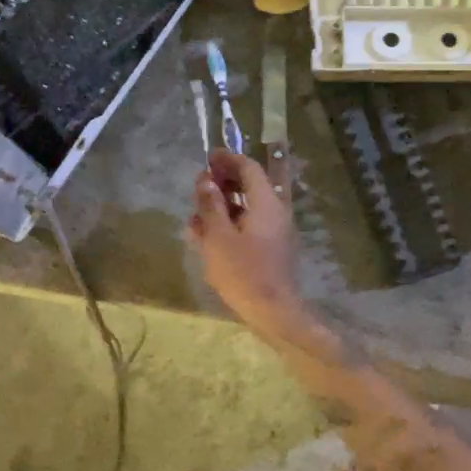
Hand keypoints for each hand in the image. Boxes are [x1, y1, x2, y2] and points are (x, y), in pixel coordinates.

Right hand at [188, 151, 304, 334]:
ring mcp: (275, 232)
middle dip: (222, 184)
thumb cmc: (244, 272)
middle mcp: (274, 212)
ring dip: (222, 206)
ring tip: (196, 214)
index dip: (227, 160)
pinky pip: (248, 227)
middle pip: (249, 187)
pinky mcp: (270, 250)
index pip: (249, 168)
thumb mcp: (218, 237)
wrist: (273, 312)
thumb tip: (205, 180)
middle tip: (198, 187)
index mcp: (265, 203)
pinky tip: (206, 236)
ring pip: (246, 209)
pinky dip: (229, 225)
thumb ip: (211, 206)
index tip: (207, 158)